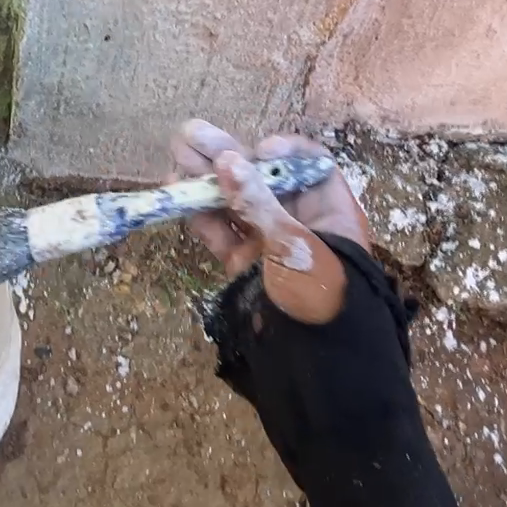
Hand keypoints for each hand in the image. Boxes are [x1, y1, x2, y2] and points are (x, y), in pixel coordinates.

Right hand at [169, 120, 371, 323]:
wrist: (316, 371)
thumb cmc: (320, 299)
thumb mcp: (294, 247)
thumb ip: (257, 202)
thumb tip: (225, 159)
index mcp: (331, 214)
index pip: (308, 166)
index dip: (283, 152)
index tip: (259, 150)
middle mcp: (300, 224)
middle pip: (262, 179)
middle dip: (226, 155)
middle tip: (189, 135)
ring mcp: (270, 245)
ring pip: (235, 203)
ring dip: (205, 180)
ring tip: (176, 155)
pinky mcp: (245, 266)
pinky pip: (222, 233)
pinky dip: (201, 215)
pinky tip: (178, 195)